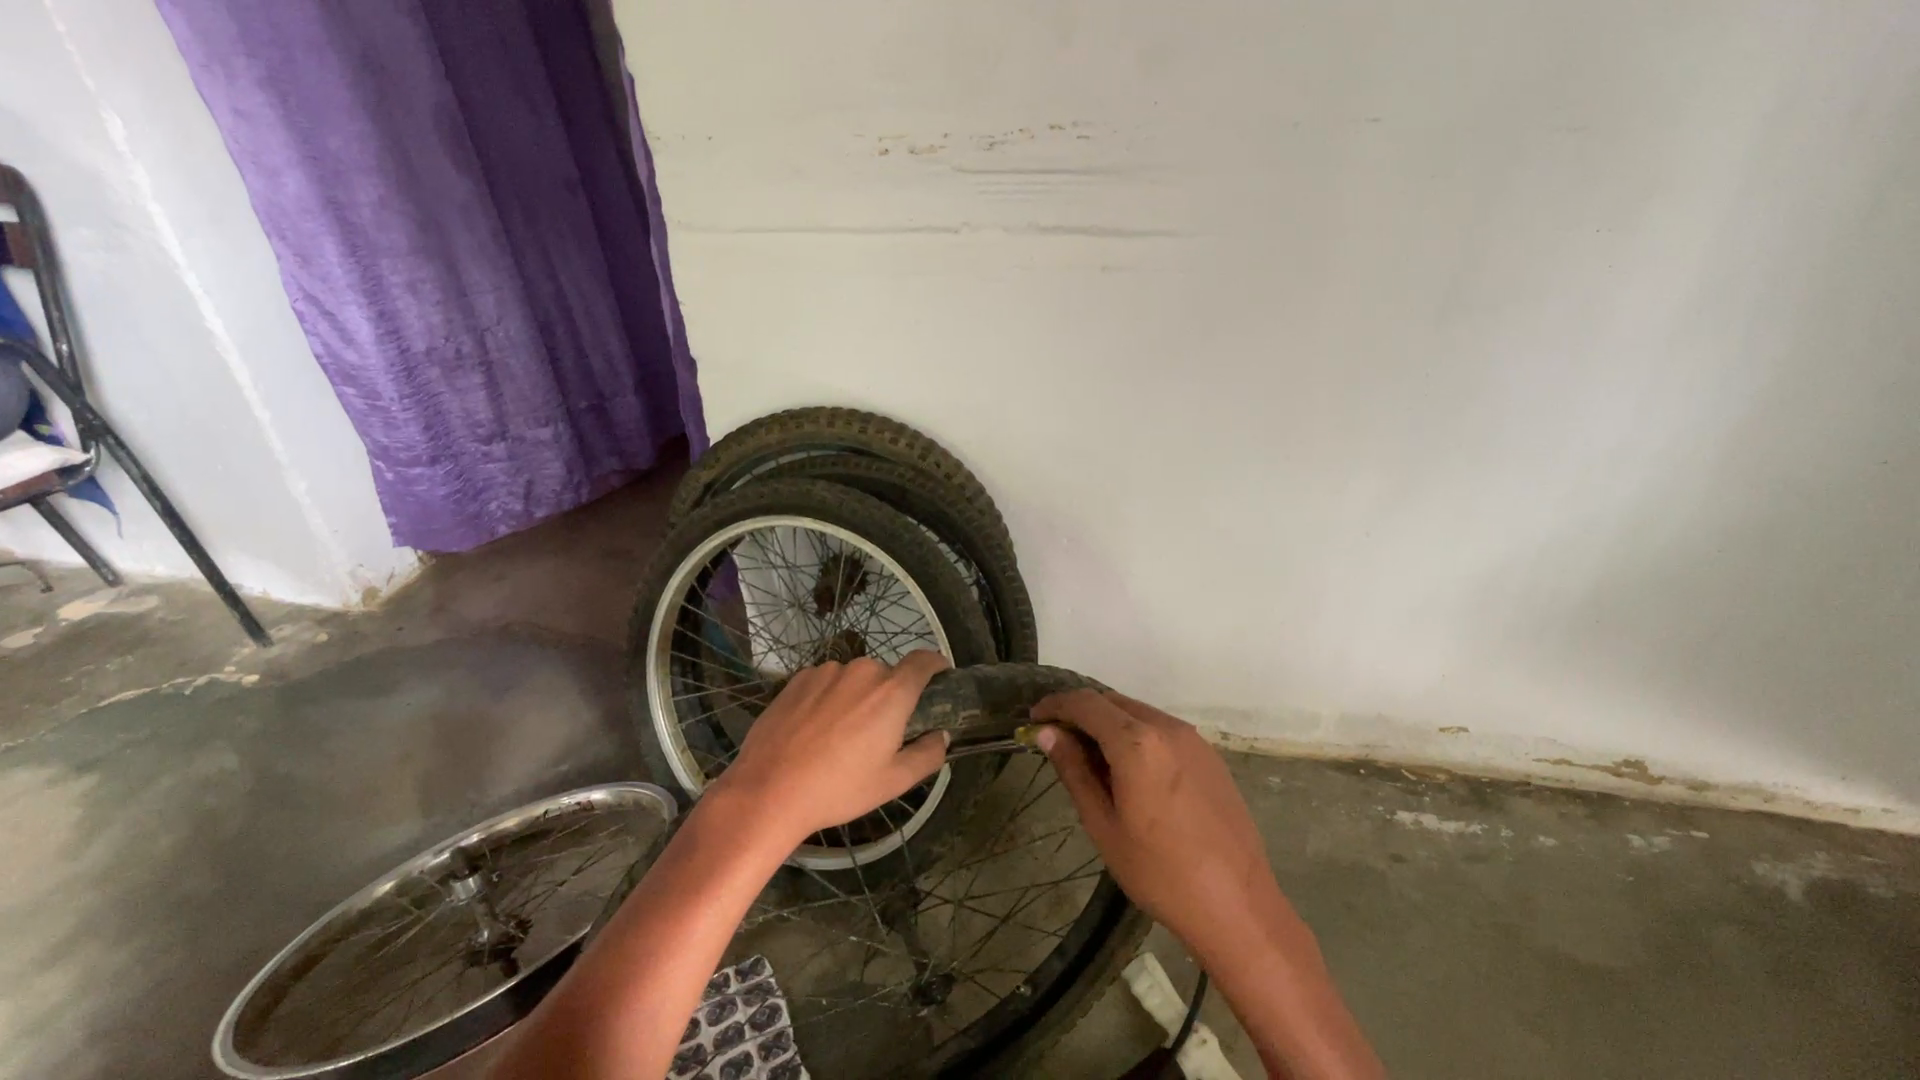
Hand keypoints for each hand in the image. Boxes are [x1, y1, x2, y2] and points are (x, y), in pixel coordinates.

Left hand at [713, 652, 950, 843]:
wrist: (769, 790)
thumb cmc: (839, 788)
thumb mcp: (894, 782)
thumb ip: (927, 755)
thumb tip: (941, 735)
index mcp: (891, 692)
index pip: (924, 660)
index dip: (936, 665)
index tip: (940, 678)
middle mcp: (861, 671)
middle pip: (886, 675)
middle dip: (890, 696)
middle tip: (881, 732)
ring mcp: (825, 672)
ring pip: (853, 679)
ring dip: (856, 697)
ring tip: (841, 736)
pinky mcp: (796, 680)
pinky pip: (824, 683)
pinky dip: (828, 699)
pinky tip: (814, 731)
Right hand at [1032, 689, 1283, 959]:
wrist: (1237, 904)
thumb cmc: (1159, 872)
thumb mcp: (1103, 824)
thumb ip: (1074, 771)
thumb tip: (1048, 734)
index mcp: (1137, 743)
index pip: (1086, 703)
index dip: (1056, 705)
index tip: (1034, 719)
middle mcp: (1167, 728)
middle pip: (1113, 702)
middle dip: (1081, 713)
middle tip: (1056, 740)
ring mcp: (1194, 740)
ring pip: (1139, 714)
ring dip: (1109, 724)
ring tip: (1088, 758)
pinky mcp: (1210, 757)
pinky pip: (1162, 731)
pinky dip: (1136, 736)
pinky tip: (1128, 770)